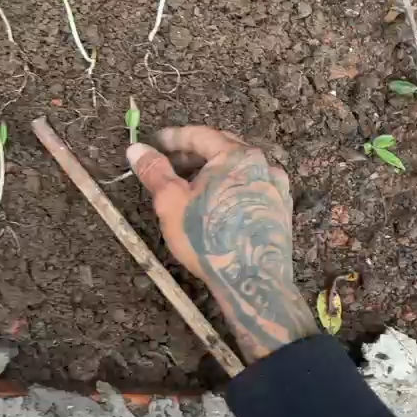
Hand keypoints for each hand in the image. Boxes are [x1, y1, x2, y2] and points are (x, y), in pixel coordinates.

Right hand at [126, 126, 317, 362]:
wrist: (252, 281)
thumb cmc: (207, 236)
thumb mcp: (170, 201)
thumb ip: (154, 170)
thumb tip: (136, 148)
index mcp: (237, 155)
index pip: (200, 135)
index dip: (173, 137)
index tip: (154, 143)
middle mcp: (263, 164)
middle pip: (221, 147)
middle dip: (191, 153)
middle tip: (168, 163)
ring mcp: (276, 187)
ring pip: (236, 168)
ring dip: (210, 170)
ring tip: (186, 185)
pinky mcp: (280, 209)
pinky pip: (248, 185)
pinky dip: (227, 185)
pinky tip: (212, 203)